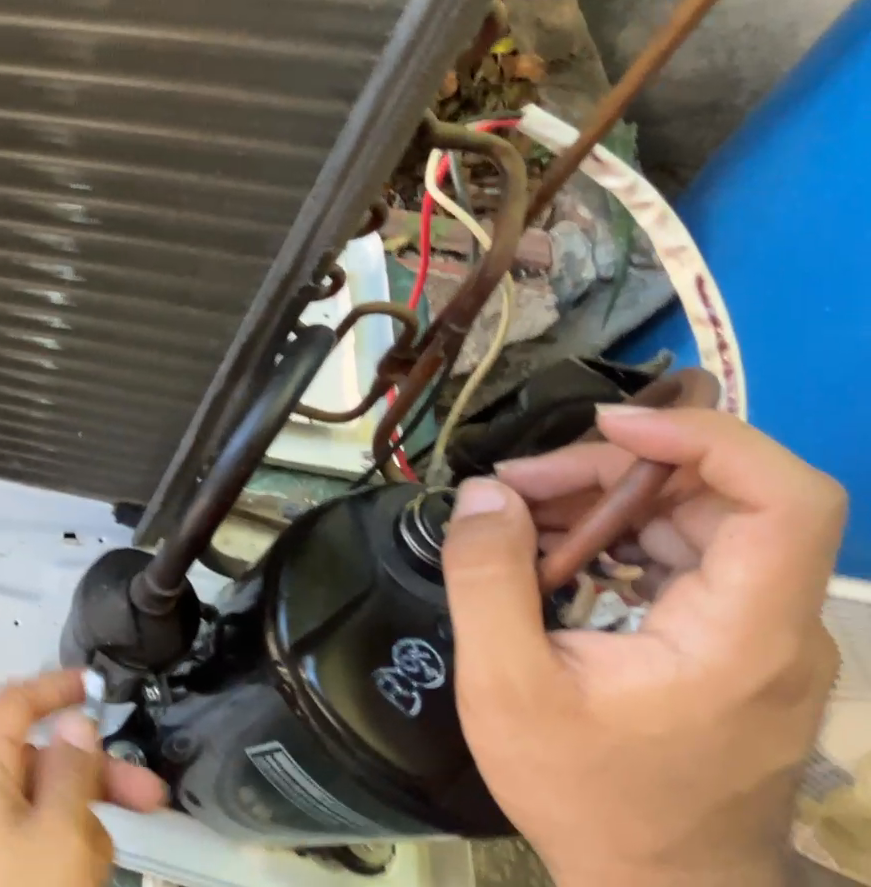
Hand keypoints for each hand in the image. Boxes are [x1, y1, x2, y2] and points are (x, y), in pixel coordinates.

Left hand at [0, 669, 167, 886]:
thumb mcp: (57, 831)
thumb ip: (72, 769)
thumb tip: (75, 722)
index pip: (17, 702)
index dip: (57, 687)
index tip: (96, 684)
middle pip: (41, 760)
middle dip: (94, 778)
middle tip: (149, 798)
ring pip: (43, 807)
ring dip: (81, 828)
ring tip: (94, 869)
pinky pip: (31, 842)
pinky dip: (61, 852)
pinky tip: (79, 879)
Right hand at [443, 406, 844, 886]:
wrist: (658, 885)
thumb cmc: (586, 791)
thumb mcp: (507, 685)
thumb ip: (488, 579)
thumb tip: (483, 494)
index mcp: (743, 632)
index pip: (784, 496)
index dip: (702, 437)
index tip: (603, 426)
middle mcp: (776, 624)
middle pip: (717, 499)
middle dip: (607, 473)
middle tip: (508, 490)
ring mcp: (758, 636)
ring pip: (694, 524)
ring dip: (598, 505)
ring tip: (510, 520)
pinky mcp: (731, 645)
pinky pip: (681, 560)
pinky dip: (610, 541)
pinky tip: (544, 558)